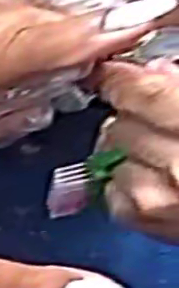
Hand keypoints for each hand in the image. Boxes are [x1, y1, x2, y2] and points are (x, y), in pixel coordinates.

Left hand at [96, 59, 178, 242]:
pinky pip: (115, 184)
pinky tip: (168, 169)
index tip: (116, 70)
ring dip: (136, 143)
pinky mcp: (146, 217)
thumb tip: (163, 71)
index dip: (126, 78)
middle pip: (124, 123)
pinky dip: (135, 173)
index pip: (147, 94)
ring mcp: (160, 195)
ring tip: (176, 139)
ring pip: (115, 153)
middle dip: (138, 110)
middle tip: (163, 104)